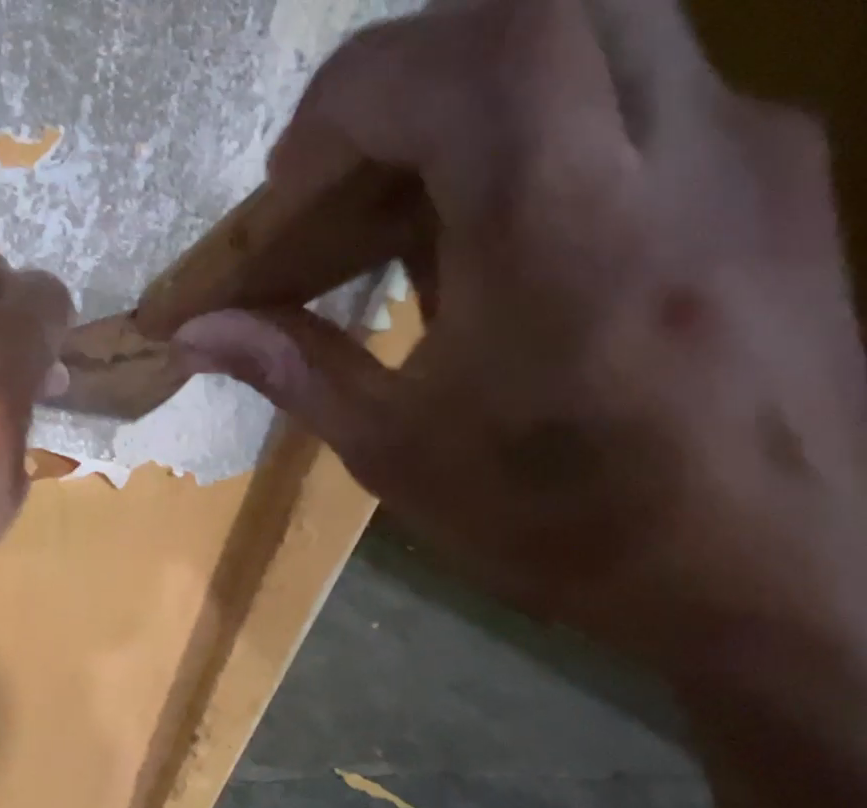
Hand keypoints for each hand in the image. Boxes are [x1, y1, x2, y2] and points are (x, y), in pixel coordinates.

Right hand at [174, 0, 866, 665]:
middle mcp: (676, 154)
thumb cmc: (568, 526)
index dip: (349, 99)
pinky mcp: (775, 165)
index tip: (291, 184)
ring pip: (593, 25)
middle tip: (347, 162)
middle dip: (408, 68)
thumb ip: (294, 366)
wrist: (790, 575)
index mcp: (568, 237)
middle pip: (533, 9)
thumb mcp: (400, 453)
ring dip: (471, 88)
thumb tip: (192, 333)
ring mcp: (744, 145)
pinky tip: (506, 223)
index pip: (463, 65)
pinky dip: (542, 119)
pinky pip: (638, 86)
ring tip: (413, 196)